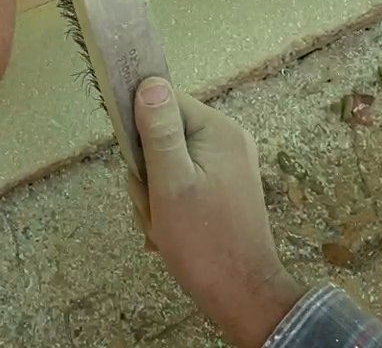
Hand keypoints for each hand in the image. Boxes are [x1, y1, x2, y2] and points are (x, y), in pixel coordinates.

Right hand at [129, 78, 303, 347]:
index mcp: (219, 130)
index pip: (164, 102)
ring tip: (162, 222)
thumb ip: (158, 131)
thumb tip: (149, 80)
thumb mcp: (171, 183)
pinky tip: (170, 229)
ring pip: (169, 159)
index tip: (136, 162)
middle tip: (154, 203)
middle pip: (164, 133)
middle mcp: (228, 139)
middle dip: (148, 169)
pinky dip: (169, 202)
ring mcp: (228, 164)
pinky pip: (182, 178)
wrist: (245, 301)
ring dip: (155, 191)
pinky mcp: (224, 187)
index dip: (141, 128)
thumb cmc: (204, 241)